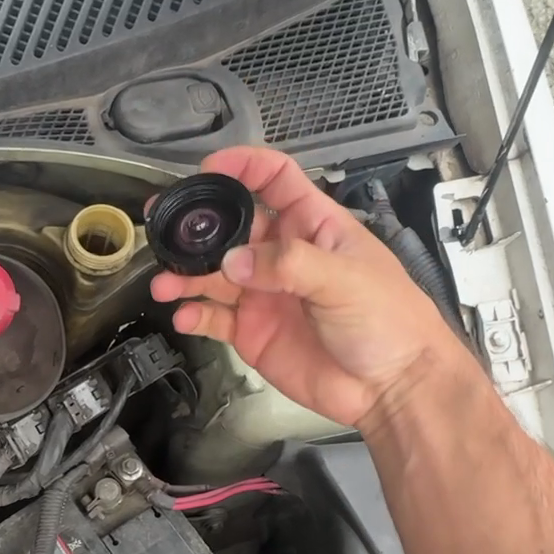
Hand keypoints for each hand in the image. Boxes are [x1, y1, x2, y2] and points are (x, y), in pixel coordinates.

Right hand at [151, 146, 476, 430]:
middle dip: (196, 228)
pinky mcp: (252, 333)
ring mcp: (264, 295)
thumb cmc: (389, 320)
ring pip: (213, 277)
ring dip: (186, 277)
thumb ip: (288, 264)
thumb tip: (234, 260)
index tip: (210, 168)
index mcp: (313, 228)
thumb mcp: (345, 279)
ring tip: (165, 283)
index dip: (244, 167)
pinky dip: (194, 315)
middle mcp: (282, 258)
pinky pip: (214, 318)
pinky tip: (185, 315)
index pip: (276, 181)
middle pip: (230, 230)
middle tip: (164, 229)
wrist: (389, 386)